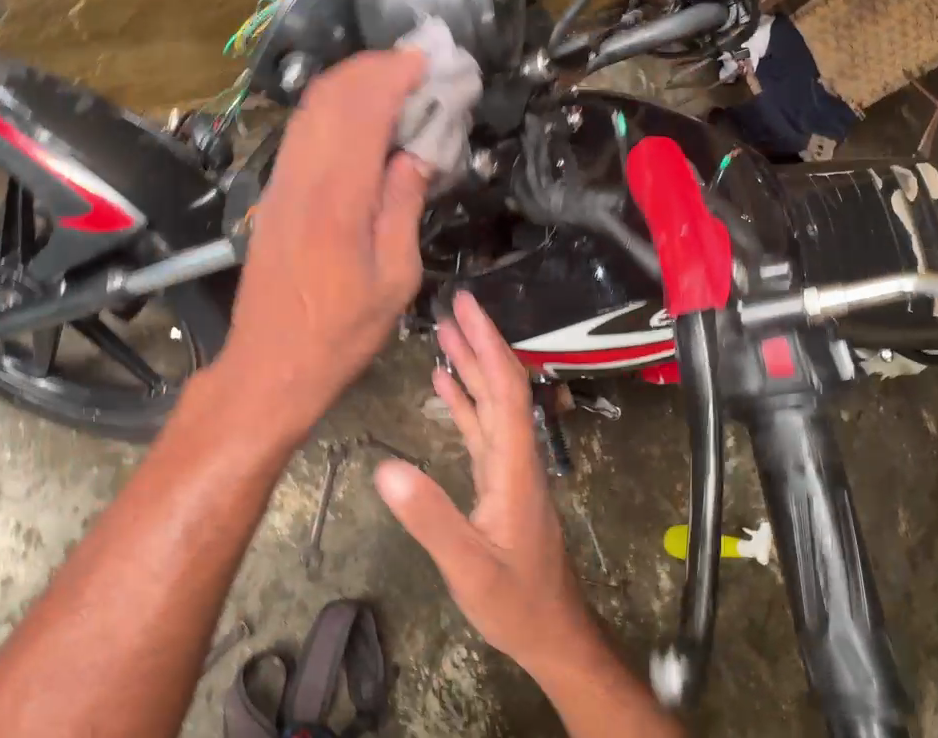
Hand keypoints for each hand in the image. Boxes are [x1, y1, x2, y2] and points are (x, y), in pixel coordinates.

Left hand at [218, 50, 431, 428]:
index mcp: (339, 199)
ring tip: (390, 80)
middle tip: (413, 64)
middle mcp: (302, 179)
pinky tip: (356, 117)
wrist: (271, 362)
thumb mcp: (395, 279)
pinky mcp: (272, 195)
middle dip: (373, 68)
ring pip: (310, 110)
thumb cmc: (340, 332)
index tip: (426, 61)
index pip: (363, 111)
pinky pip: (300, 133)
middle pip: (331, 97)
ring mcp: (280, 184)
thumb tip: (416, 155)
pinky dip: (329, 110)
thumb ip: (403, 207)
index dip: (395, 75)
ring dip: (349, 83)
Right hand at [374, 293, 595, 671]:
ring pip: (491, 405)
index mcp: (514, 465)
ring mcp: (509, 470)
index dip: (488, 345)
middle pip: (501, 387)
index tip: (468, 307)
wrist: (552, 634)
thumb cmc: (515, 601)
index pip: (506, 390)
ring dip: (471, 367)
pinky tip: (445, 386)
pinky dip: (464, 402)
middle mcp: (516, 457)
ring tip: (444, 332)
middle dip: (479, 342)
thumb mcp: (468, 566)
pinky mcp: (499, 483)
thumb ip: (429, 518)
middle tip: (454, 304)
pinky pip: (482, 430)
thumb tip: (385, 467)